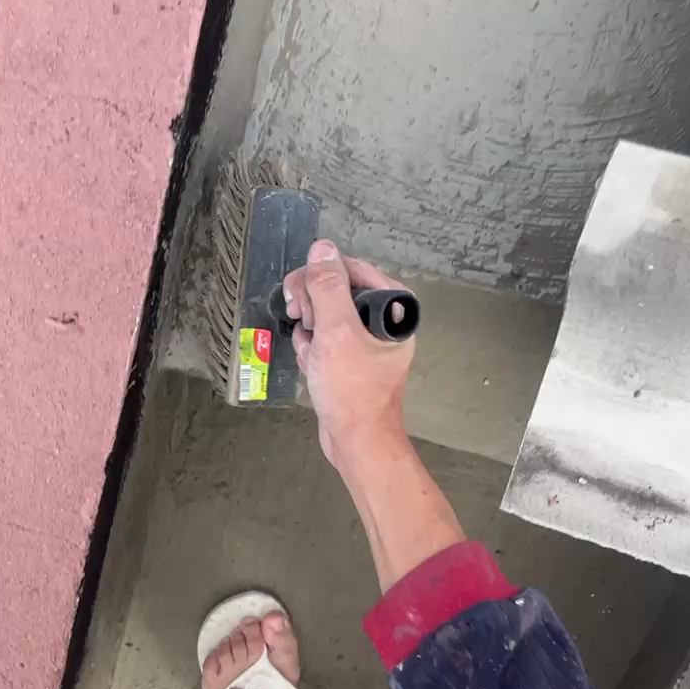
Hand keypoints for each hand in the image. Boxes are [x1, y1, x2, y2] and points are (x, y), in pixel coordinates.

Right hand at [282, 240, 414, 467]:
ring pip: (325, 317)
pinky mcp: (350, 361)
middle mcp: (381, 320)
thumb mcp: (335, 332)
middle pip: (335, 290)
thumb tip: (321, 248)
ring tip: (311, 354)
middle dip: (312, 307)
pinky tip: (311, 367)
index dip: (318, 278)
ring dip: (309, 332)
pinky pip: (324, 341)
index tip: (299, 299)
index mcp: (391, 307)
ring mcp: (365, 342)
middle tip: (301, 322)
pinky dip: (312, 351)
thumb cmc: (351, 389)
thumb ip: (327, 287)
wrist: (357, 440)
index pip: (348, 269)